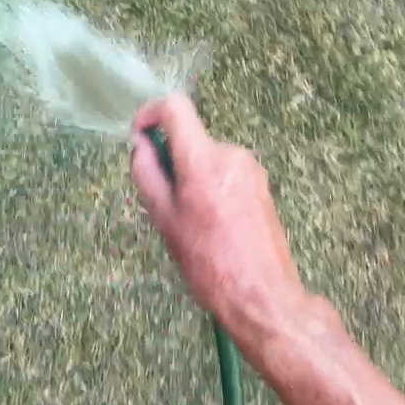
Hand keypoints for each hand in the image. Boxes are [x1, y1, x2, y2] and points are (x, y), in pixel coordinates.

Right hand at [130, 94, 332, 359]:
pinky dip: (210, 185)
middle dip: (171, 158)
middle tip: (165, 201)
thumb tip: (141, 144)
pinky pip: (224, 171)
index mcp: (202, 159)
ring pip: (206, 156)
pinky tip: (214, 224)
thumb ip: (147, 173)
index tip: (140, 137)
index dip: (150, 113)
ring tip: (191, 220)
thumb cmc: (207, 262)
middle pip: (189, 137)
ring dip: (191, 175)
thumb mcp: (163, 219)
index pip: (174, 106)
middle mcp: (230, 153)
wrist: (264, 298)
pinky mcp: (261, 184)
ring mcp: (250, 168)